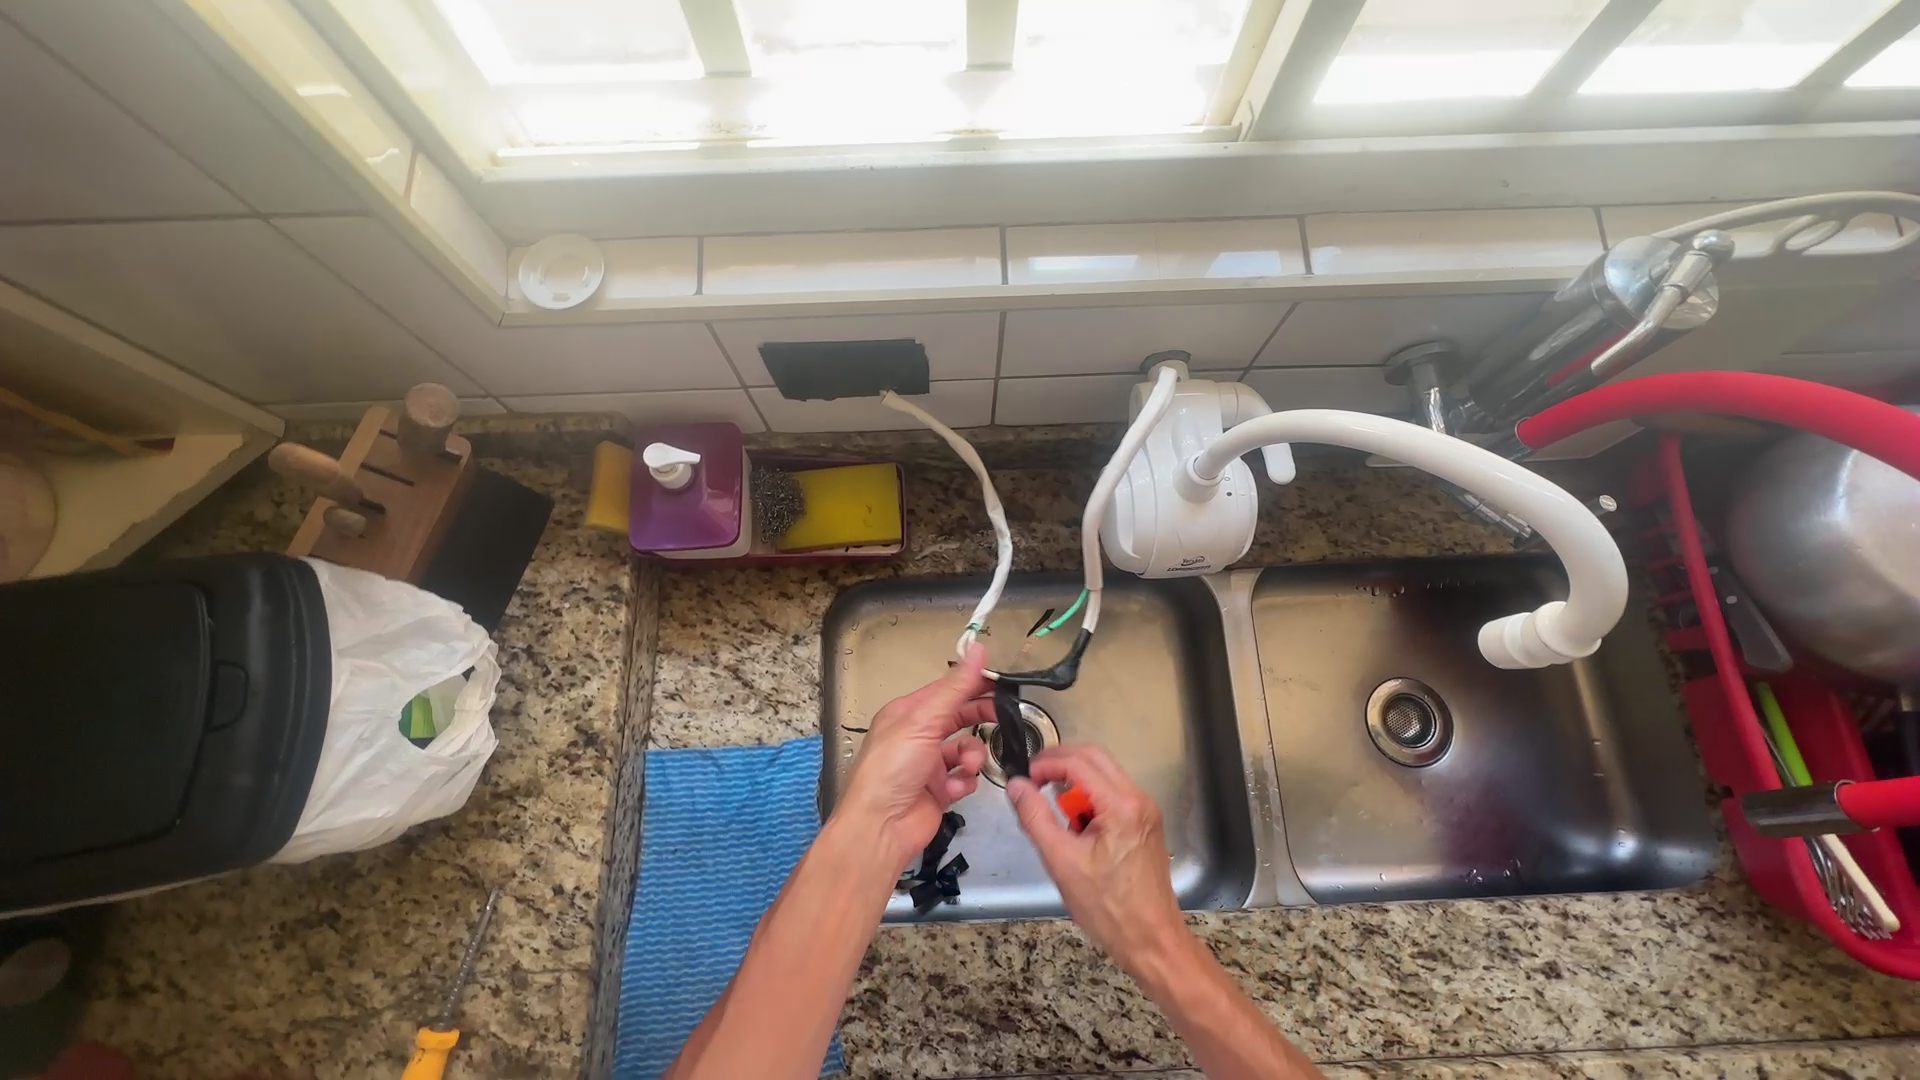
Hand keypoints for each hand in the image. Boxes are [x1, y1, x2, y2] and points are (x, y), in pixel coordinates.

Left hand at [835, 643, 992, 866]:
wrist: (881, 827)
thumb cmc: (893, 768)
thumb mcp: (923, 721)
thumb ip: (955, 688)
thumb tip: (977, 648)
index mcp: (907, 713)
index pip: (946, 690)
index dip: (973, 684)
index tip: (1000, 681)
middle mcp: (917, 735)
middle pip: (959, 717)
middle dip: (979, 718)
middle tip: (1003, 717)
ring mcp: (929, 764)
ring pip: (966, 749)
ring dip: (972, 756)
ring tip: (968, 766)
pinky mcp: (940, 790)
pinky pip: (964, 777)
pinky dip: (964, 781)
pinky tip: (955, 787)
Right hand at [1006, 744, 1186, 974]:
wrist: (1152, 942)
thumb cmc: (1108, 908)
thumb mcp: (1061, 862)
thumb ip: (1035, 817)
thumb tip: (1016, 785)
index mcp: (1122, 806)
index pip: (1079, 762)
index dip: (1047, 762)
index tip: (1025, 777)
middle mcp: (1139, 800)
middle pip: (1095, 757)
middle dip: (1061, 762)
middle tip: (1034, 780)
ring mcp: (1146, 811)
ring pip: (1105, 773)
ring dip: (1075, 781)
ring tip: (1054, 810)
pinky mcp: (1145, 824)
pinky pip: (1113, 794)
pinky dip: (1089, 798)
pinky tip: (1076, 826)